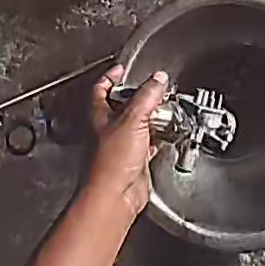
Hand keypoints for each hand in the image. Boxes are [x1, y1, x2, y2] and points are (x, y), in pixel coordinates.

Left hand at [86, 65, 168, 216]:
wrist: (114, 195)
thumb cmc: (111, 162)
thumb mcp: (133, 119)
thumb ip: (147, 97)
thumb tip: (158, 79)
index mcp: (100, 115)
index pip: (101, 89)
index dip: (110, 77)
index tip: (121, 70)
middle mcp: (108, 129)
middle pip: (121, 106)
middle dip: (136, 96)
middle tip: (151, 89)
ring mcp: (120, 145)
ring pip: (135, 124)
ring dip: (149, 116)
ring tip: (162, 109)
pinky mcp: (133, 160)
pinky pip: (146, 143)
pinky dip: (156, 138)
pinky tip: (164, 136)